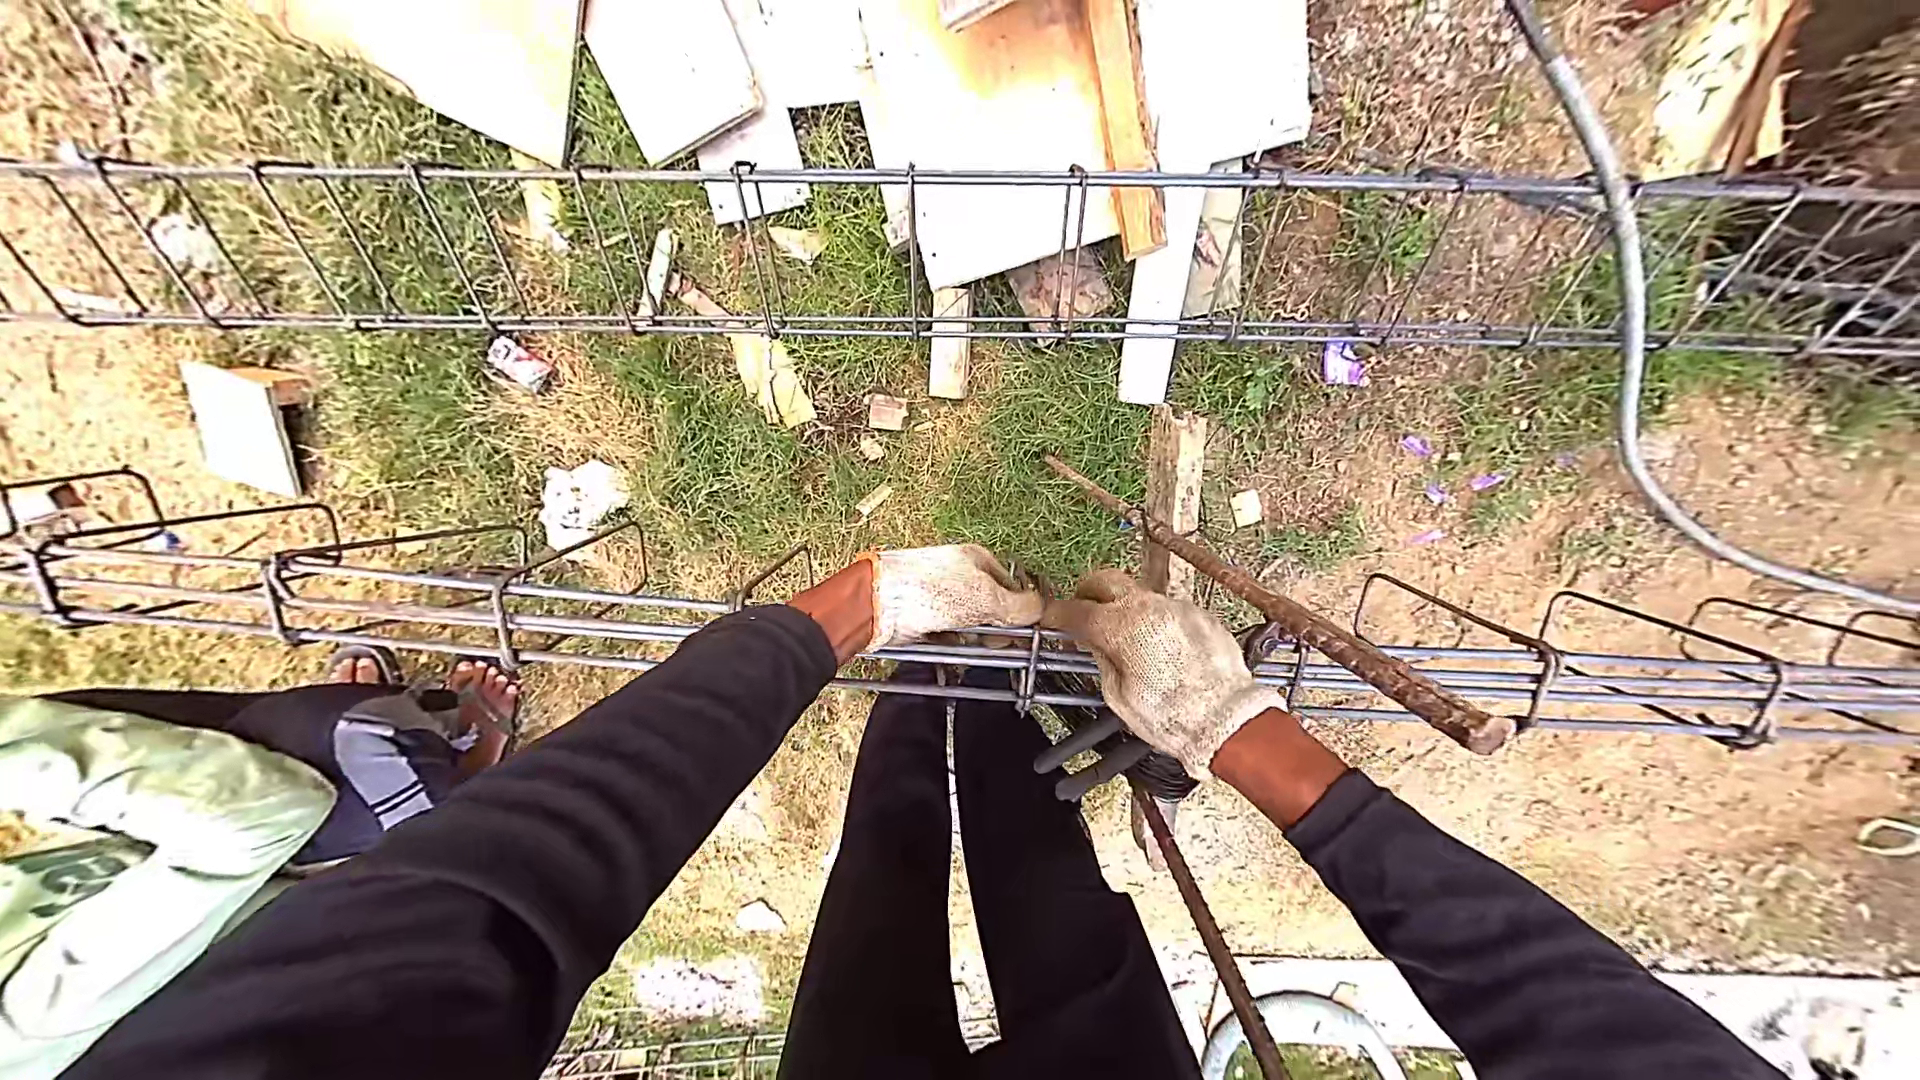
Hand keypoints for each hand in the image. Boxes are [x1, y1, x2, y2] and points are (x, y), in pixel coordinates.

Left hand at [792, 545, 1041, 664]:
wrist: (875, 605)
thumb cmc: (931, 591)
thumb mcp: (985, 596)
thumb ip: (1019, 605)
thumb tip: (1043, 610)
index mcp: (978, 559)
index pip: (1014, 587)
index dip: (1020, 611)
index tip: (1024, 634)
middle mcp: (961, 575)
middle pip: (993, 609)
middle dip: (994, 630)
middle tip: (991, 642)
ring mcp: (941, 596)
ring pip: (971, 626)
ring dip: (972, 641)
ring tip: (964, 645)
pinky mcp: (924, 617)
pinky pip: (949, 636)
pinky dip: (951, 645)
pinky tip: (946, 648)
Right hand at [1041, 569, 1281, 778]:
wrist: (1227, 719)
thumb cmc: (1173, 715)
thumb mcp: (1118, 694)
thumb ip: (1101, 659)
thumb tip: (1094, 643)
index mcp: (1121, 628)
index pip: (1077, 610)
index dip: (1058, 614)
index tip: (1053, 618)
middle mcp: (1148, 608)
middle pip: (1106, 580)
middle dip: (1089, 592)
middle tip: (1083, 609)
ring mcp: (1176, 608)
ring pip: (1139, 594)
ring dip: (1125, 608)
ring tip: (1123, 635)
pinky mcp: (1199, 615)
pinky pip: (1167, 609)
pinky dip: (1155, 621)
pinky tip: (1157, 646)